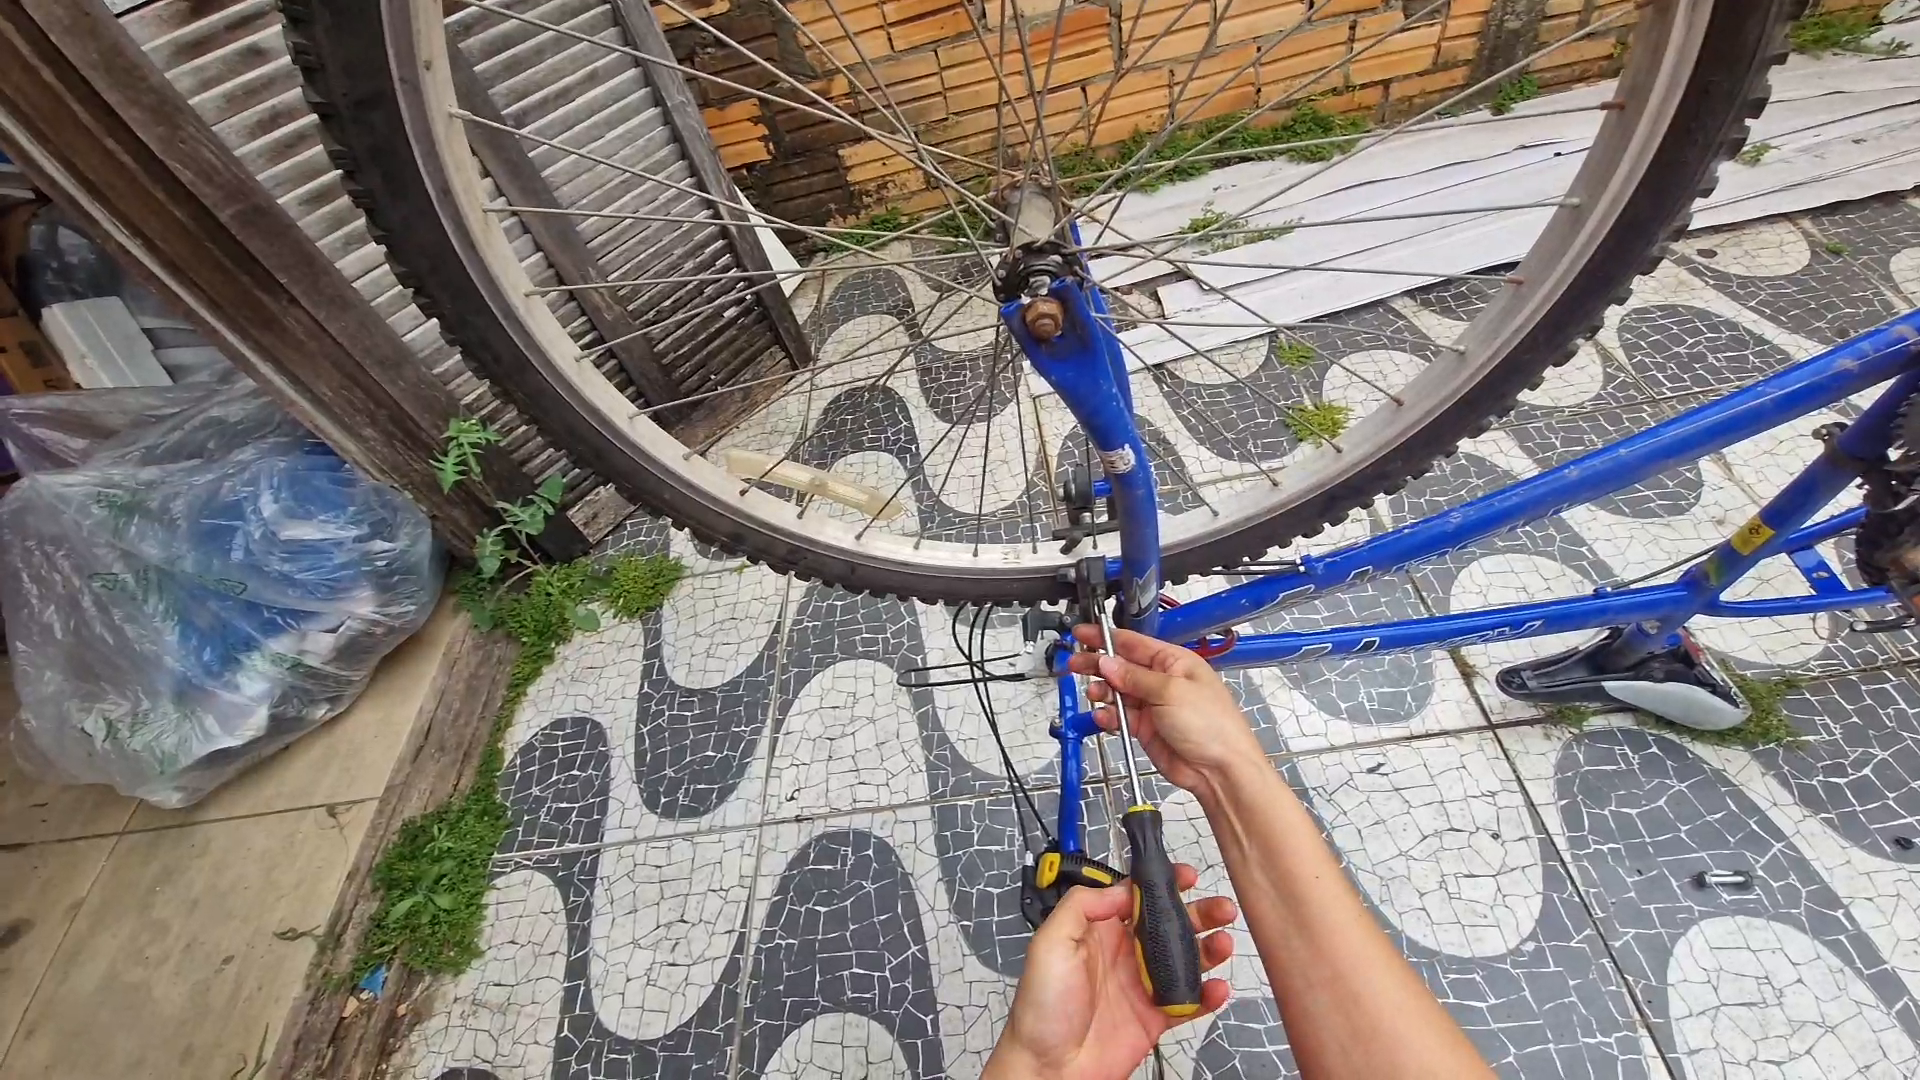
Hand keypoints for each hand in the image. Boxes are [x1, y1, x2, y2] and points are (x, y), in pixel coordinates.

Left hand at [985, 865, 1236, 1079]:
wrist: (1049, 1067)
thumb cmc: (1044, 1001)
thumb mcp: (1052, 939)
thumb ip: (1084, 906)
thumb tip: (1123, 889)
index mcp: (1099, 929)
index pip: (1137, 898)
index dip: (1162, 885)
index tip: (1186, 876)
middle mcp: (1124, 952)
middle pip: (1167, 925)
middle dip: (1196, 912)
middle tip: (1222, 907)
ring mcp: (1141, 985)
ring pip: (1183, 959)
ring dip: (1207, 949)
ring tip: (1225, 941)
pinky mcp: (1153, 1018)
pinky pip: (1186, 1002)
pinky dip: (1207, 995)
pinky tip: (1219, 987)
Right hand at [1066, 625, 1262, 799]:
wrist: (1219, 771)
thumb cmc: (1213, 727)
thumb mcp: (1170, 692)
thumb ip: (1134, 676)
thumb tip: (1107, 662)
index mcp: (1173, 662)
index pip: (1132, 643)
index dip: (1105, 637)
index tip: (1082, 635)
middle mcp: (1161, 680)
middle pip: (1120, 666)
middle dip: (1097, 664)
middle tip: (1076, 664)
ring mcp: (1152, 704)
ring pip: (1116, 691)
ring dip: (1102, 691)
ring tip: (1095, 694)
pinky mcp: (1145, 727)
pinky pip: (1119, 716)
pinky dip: (1108, 716)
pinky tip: (1105, 717)